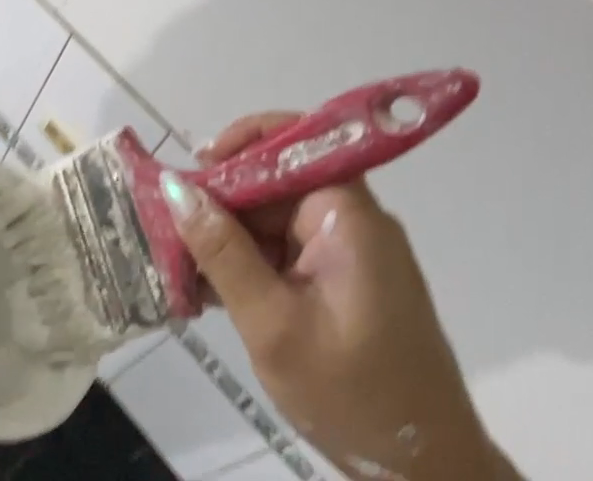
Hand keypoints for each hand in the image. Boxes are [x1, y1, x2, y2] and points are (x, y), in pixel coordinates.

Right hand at [161, 113, 519, 480]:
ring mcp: (350, 252)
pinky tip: (208, 290)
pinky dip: (248, 264)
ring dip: (227, 238)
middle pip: (276, 182)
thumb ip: (222, 250)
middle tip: (168, 232)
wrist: (424, 472)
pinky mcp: (343, 281)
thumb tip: (175, 186)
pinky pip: (286, 251)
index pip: (294, 145)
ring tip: (178, 266)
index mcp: (348, 218)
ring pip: (274, 219)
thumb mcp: (271, 323)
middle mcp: (353, 221)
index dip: (239, 146)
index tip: (189, 174)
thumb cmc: (351, 394)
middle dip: (220, 201)